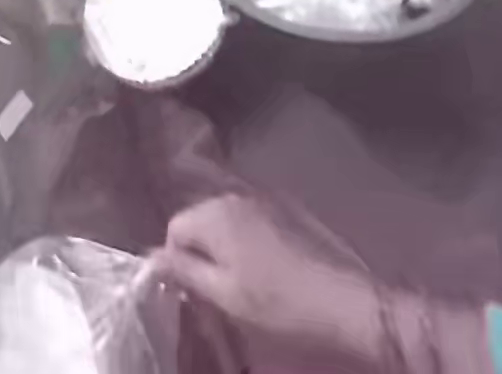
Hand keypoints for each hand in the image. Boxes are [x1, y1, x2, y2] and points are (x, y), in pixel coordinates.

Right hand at [155, 195, 385, 362]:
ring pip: (222, 220)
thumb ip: (185, 271)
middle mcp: (229, 198)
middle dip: (200, 249)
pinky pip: (246, 220)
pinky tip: (264, 267)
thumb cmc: (281, 304)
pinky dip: (245, 239)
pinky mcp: (282, 211)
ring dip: (223, 245)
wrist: (350, 304)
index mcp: (211, 215)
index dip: (177, 259)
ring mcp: (257, 201)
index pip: (173, 228)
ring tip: (242, 278)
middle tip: (218, 287)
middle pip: (196, 220)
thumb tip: (152, 256)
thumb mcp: (226, 296)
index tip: (195, 288)